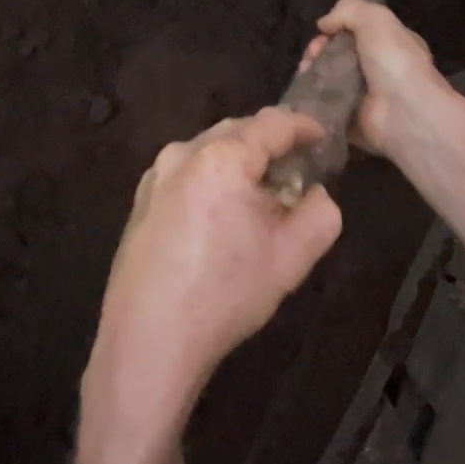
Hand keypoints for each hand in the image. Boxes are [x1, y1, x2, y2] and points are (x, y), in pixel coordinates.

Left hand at [87, 108, 343, 410]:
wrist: (149, 340)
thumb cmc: (225, 294)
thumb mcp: (291, 258)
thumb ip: (320, 214)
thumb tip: (316, 194)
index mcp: (221, 157)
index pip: (272, 123)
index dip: (304, 126)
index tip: (324, 136)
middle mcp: (182, 154)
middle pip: (237, 131)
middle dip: (270, 144)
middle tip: (298, 170)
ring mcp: (155, 177)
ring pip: (209, 152)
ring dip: (239, 163)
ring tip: (262, 197)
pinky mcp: (140, 203)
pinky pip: (187, 175)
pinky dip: (212, 181)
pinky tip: (222, 219)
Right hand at [303, 0, 451, 154]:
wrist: (403, 113)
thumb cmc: (394, 61)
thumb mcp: (376, 18)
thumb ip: (349, 9)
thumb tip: (323, 24)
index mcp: (390, 44)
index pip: (357, 31)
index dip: (336, 28)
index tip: (323, 31)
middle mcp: (378, 69)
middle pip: (338, 53)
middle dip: (319, 49)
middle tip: (312, 54)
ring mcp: (362, 96)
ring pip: (327, 77)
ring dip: (312, 71)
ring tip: (306, 72)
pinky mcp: (348, 118)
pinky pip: (324, 104)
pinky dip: (312, 96)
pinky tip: (306, 90)